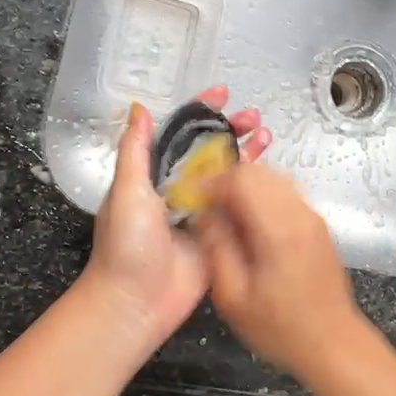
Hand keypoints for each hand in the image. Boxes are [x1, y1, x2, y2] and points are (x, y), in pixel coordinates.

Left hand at [79, 86, 270, 350]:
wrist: (136, 302)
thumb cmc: (125, 245)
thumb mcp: (125, 191)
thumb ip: (135, 150)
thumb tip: (140, 108)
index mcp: (152, 175)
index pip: (178, 134)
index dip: (199, 111)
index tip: (221, 93)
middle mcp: (177, 190)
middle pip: (208, 151)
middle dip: (230, 130)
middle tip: (254, 116)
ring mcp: (199, 213)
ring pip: (227, 175)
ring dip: (246, 154)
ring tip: (267, 135)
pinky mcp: (218, 237)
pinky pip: (237, 207)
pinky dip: (254, 189)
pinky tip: (270, 173)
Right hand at [194, 163, 364, 372]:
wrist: (333, 344)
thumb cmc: (280, 328)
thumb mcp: (234, 298)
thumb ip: (217, 248)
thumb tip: (204, 214)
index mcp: (279, 230)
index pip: (242, 178)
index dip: (210, 183)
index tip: (191, 202)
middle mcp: (300, 214)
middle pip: (258, 172)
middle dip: (226, 183)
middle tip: (206, 209)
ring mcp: (313, 217)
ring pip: (274, 177)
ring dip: (245, 188)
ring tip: (226, 216)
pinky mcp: (318, 225)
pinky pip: (286, 193)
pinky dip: (263, 196)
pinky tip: (251, 224)